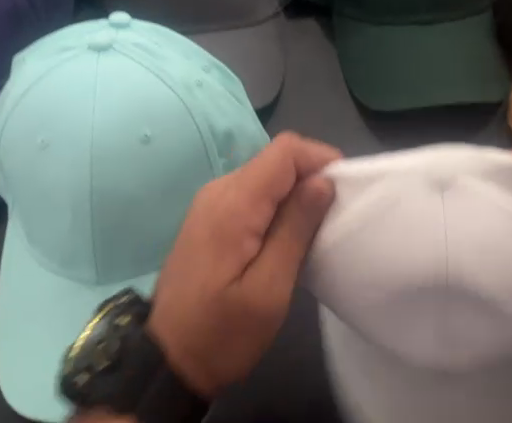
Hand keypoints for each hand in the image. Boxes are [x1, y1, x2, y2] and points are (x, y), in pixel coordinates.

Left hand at [148, 132, 340, 398]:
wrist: (166, 361)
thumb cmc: (222, 333)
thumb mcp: (268, 291)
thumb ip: (295, 230)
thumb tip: (323, 181)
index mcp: (234, 202)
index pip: (284, 150)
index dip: (320, 159)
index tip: (345, 190)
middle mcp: (219, 190)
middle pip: (275, 159)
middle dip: (311, 175)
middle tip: (335, 215)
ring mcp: (210, 202)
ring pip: (264, 175)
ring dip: (294, 191)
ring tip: (316, 228)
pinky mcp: (208, 217)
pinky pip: (251, 193)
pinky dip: (276, 203)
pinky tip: (287, 236)